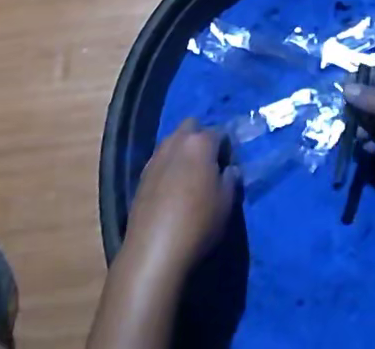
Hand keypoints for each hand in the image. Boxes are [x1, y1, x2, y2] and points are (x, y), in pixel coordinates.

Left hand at [121, 120, 238, 276]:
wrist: (154, 248)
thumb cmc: (198, 222)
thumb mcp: (226, 203)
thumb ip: (231, 179)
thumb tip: (230, 168)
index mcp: (200, 142)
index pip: (220, 132)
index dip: (228, 148)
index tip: (230, 167)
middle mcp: (176, 140)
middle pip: (192, 127)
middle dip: (202, 138)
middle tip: (209, 165)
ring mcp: (156, 155)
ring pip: (173, 140)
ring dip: (183, 150)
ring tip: (190, 178)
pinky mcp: (143, 172)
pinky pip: (161, 158)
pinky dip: (169, 165)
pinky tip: (172, 189)